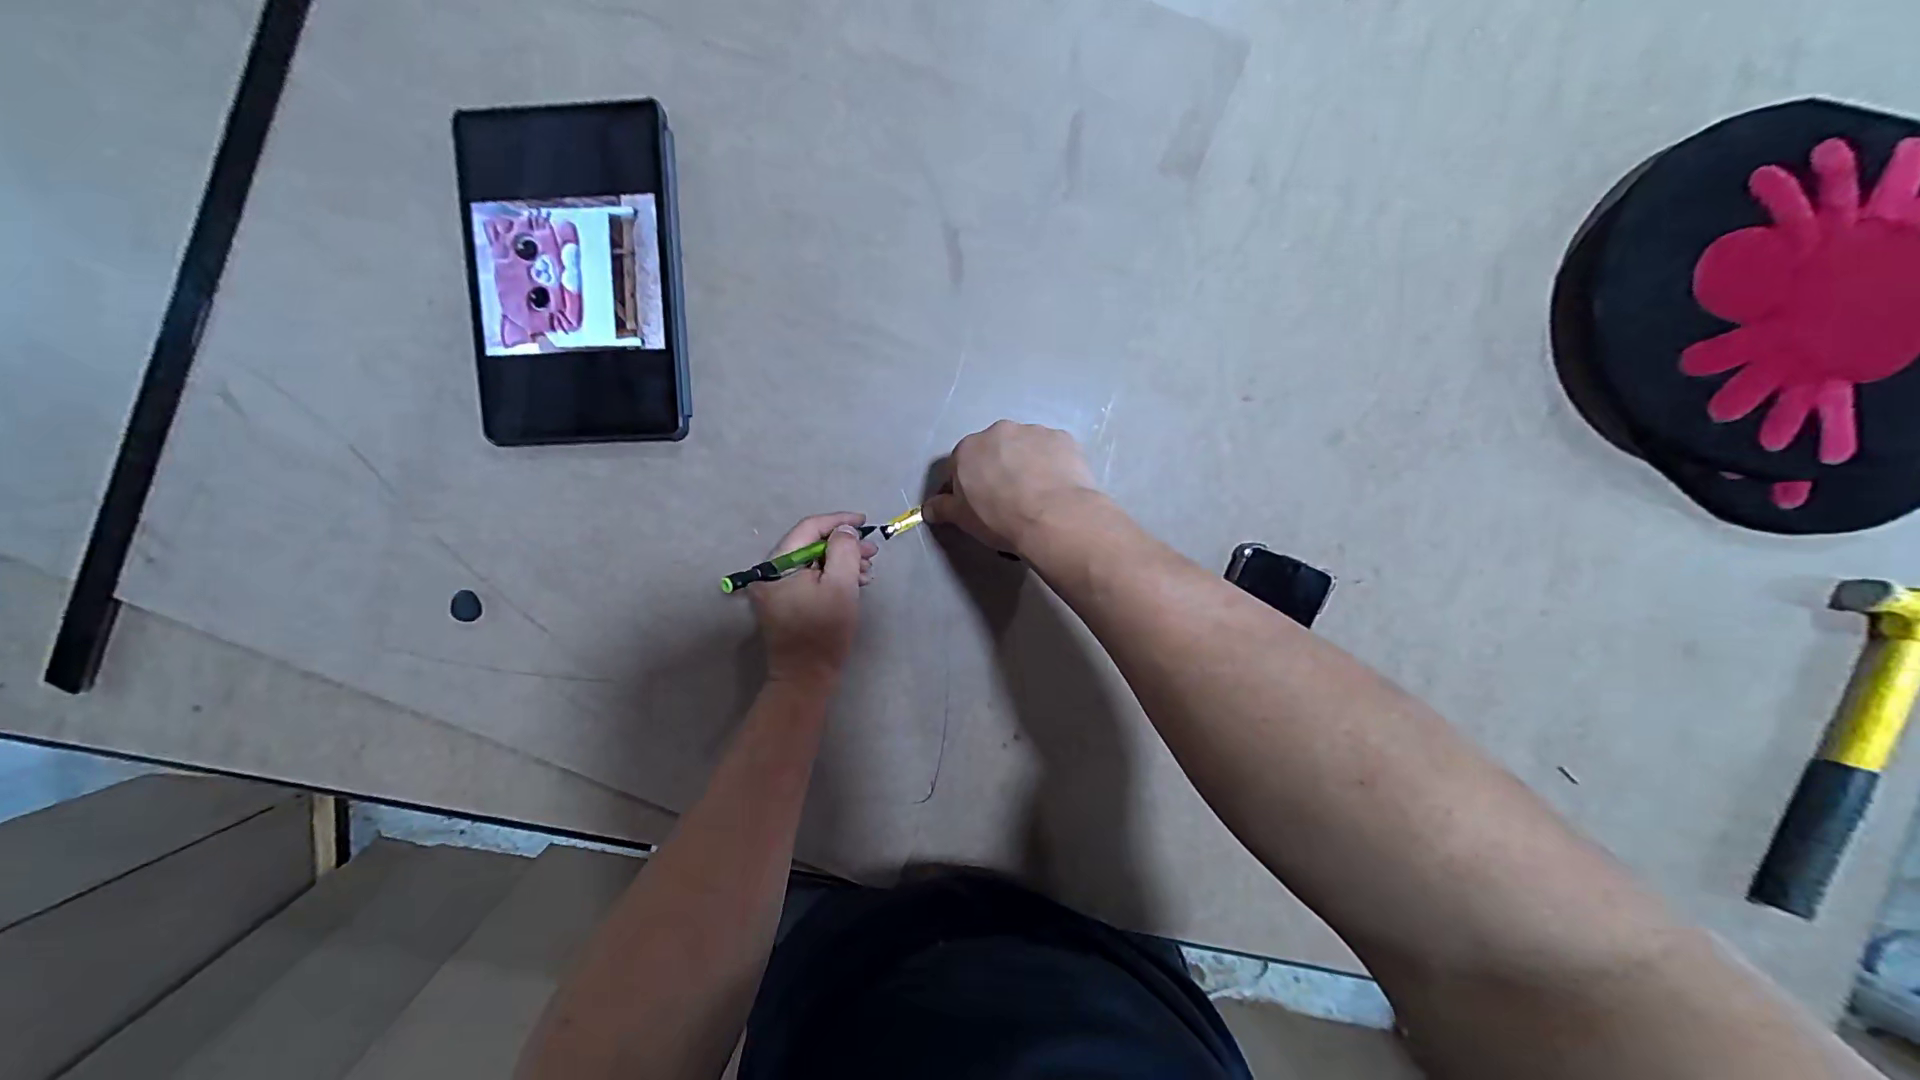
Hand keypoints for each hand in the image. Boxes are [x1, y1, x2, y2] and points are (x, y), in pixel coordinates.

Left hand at [749, 512, 879, 687]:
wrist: (805, 678)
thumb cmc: (823, 632)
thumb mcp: (841, 586)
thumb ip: (844, 551)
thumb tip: (845, 531)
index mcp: (777, 566)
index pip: (808, 529)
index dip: (838, 522)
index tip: (864, 523)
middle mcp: (771, 573)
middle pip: (810, 545)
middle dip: (844, 545)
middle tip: (872, 552)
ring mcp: (776, 589)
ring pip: (813, 562)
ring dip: (842, 562)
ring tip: (867, 571)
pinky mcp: (785, 603)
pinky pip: (810, 578)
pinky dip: (832, 576)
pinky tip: (854, 582)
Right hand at [924, 421, 1101, 554]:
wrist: (1053, 517)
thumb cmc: (999, 518)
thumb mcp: (963, 519)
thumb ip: (943, 508)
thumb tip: (929, 508)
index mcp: (967, 448)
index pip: (959, 467)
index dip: (964, 488)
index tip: (975, 506)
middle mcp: (998, 431)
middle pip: (993, 451)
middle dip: (996, 469)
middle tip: (1007, 498)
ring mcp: (1033, 431)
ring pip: (1024, 448)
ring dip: (1026, 464)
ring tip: (1036, 493)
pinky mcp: (1062, 438)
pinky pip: (1052, 451)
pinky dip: (1052, 464)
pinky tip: (1057, 486)